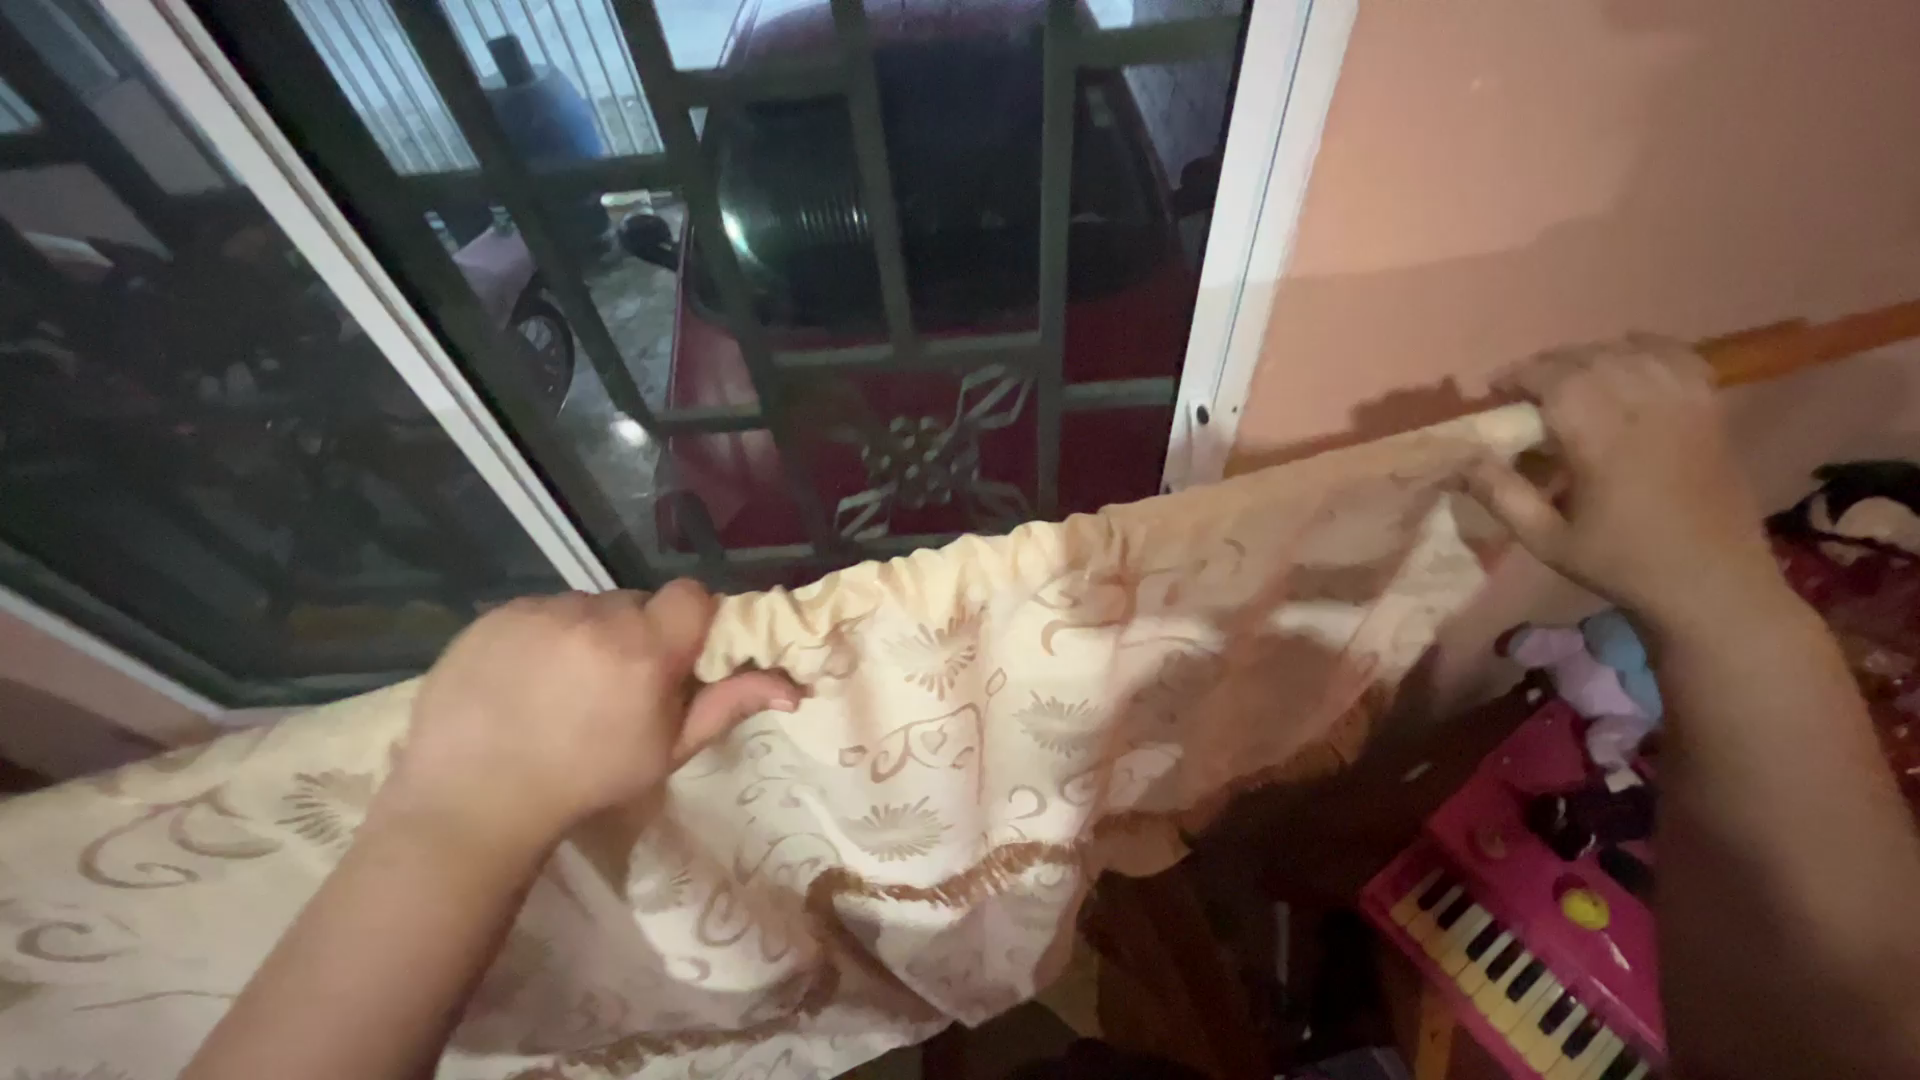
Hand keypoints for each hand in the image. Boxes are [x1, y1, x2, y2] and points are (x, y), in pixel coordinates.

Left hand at [385, 583, 799, 850]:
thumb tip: (795, 689)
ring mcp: (540, 611)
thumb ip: (729, 704)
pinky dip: (544, 636)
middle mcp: (596, 615)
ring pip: (588, 607)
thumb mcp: (669, 749)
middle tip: (617, 683)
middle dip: (638, 633)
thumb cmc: (588, 780)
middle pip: (638, 603)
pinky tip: (526, 679)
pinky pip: (541, 611)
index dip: (690, 622)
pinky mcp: (495, 614)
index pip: (692, 595)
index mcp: (645, 648)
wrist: (473, 801)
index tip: (675, 659)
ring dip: (590, 634)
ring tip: (564, 685)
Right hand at [1463, 334, 1781, 622]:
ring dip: (1591, 355)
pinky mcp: (1712, 412)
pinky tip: (1625, 358)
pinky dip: (1646, 349)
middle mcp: (1647, 411)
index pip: (1558, 379)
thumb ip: (1501, 495)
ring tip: (1566, 376)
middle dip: (1549, 363)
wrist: (1711, 582)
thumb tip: (1461, 460)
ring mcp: (1687, 407)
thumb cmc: (1620, 562)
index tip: (1493, 389)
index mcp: (1603, 441)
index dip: (1520, 374)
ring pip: (1633, 351)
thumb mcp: (1544, 539)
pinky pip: (1679, 358)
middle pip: (1592, 359)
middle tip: (1520, 387)